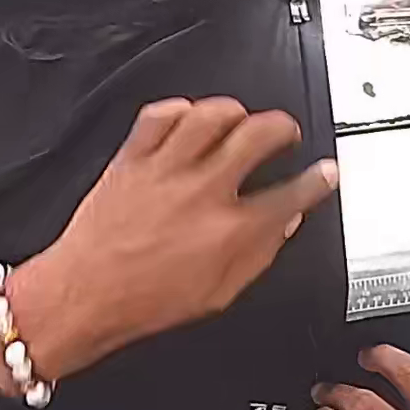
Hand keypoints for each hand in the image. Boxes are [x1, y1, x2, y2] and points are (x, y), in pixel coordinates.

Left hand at [4, 97, 337, 379]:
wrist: (85, 294)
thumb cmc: (145, 300)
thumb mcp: (218, 293)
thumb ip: (259, 253)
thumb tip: (284, 224)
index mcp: (229, 230)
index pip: (291, 193)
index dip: (318, 180)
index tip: (324, 172)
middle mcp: (202, 192)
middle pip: (258, 135)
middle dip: (284, 126)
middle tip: (285, 131)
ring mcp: (165, 170)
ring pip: (210, 114)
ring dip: (234, 111)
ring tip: (241, 119)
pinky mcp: (132, 159)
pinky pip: (159, 116)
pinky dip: (180, 109)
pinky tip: (188, 119)